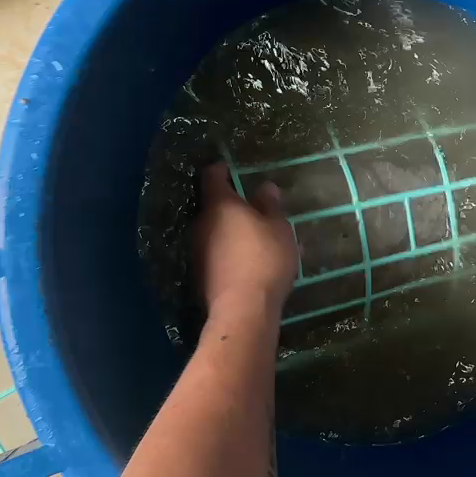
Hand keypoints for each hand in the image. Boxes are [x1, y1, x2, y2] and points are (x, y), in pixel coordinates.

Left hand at [194, 163, 298, 329]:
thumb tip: (264, 187)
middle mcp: (201, 223)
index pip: (212, 176)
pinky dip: (233, 253)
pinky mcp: (200, 275)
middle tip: (257, 211)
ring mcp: (197, 250)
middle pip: (214, 206)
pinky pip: (218, 255)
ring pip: (217, 233)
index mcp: (220, 204)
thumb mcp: (279, 227)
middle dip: (234, 206)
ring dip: (235, 232)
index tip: (230, 167)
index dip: (221, 169)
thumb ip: (270, 205)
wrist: (243, 309)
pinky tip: (255, 265)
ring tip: (262, 241)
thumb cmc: (264, 257)